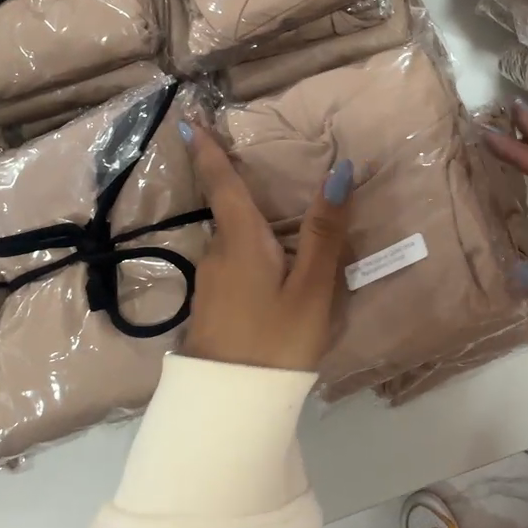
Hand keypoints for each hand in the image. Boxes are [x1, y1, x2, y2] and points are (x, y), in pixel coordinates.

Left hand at [176, 119, 353, 371]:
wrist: (230, 408)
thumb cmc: (276, 339)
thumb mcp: (313, 286)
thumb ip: (325, 230)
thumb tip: (339, 170)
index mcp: (241, 241)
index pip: (222, 184)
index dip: (208, 151)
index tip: (187, 119)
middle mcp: (218, 254)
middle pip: (230, 213)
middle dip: (241, 193)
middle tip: (263, 177)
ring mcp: (210, 284)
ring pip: (233, 243)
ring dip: (251, 231)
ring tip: (283, 235)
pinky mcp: (212, 308)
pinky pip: (234, 266)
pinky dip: (251, 256)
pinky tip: (273, 276)